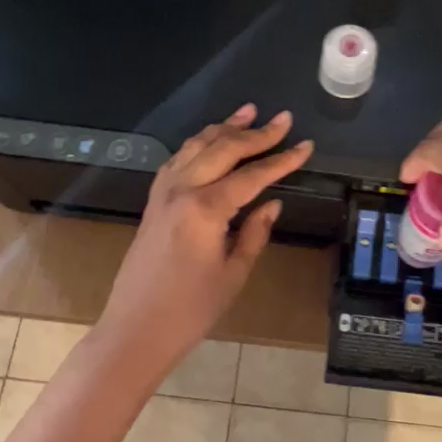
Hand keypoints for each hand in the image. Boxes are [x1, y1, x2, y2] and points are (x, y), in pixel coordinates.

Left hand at [99, 105, 313, 356]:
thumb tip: (272, 203)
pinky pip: (177, 160)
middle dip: (256, 133)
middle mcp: (182, 190)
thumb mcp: (234, 273)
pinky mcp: (154, 202)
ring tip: (248, 112)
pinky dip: (197, 144)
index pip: (252, 175)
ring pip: (196, 147)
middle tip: (283, 119)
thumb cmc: (191, 309)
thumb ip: (255, 233)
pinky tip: (209, 141)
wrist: (136, 328)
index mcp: (206, 208)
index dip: (282, 159)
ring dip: (224, 128)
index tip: (306, 145)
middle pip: (223, 149)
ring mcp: (163, 193)